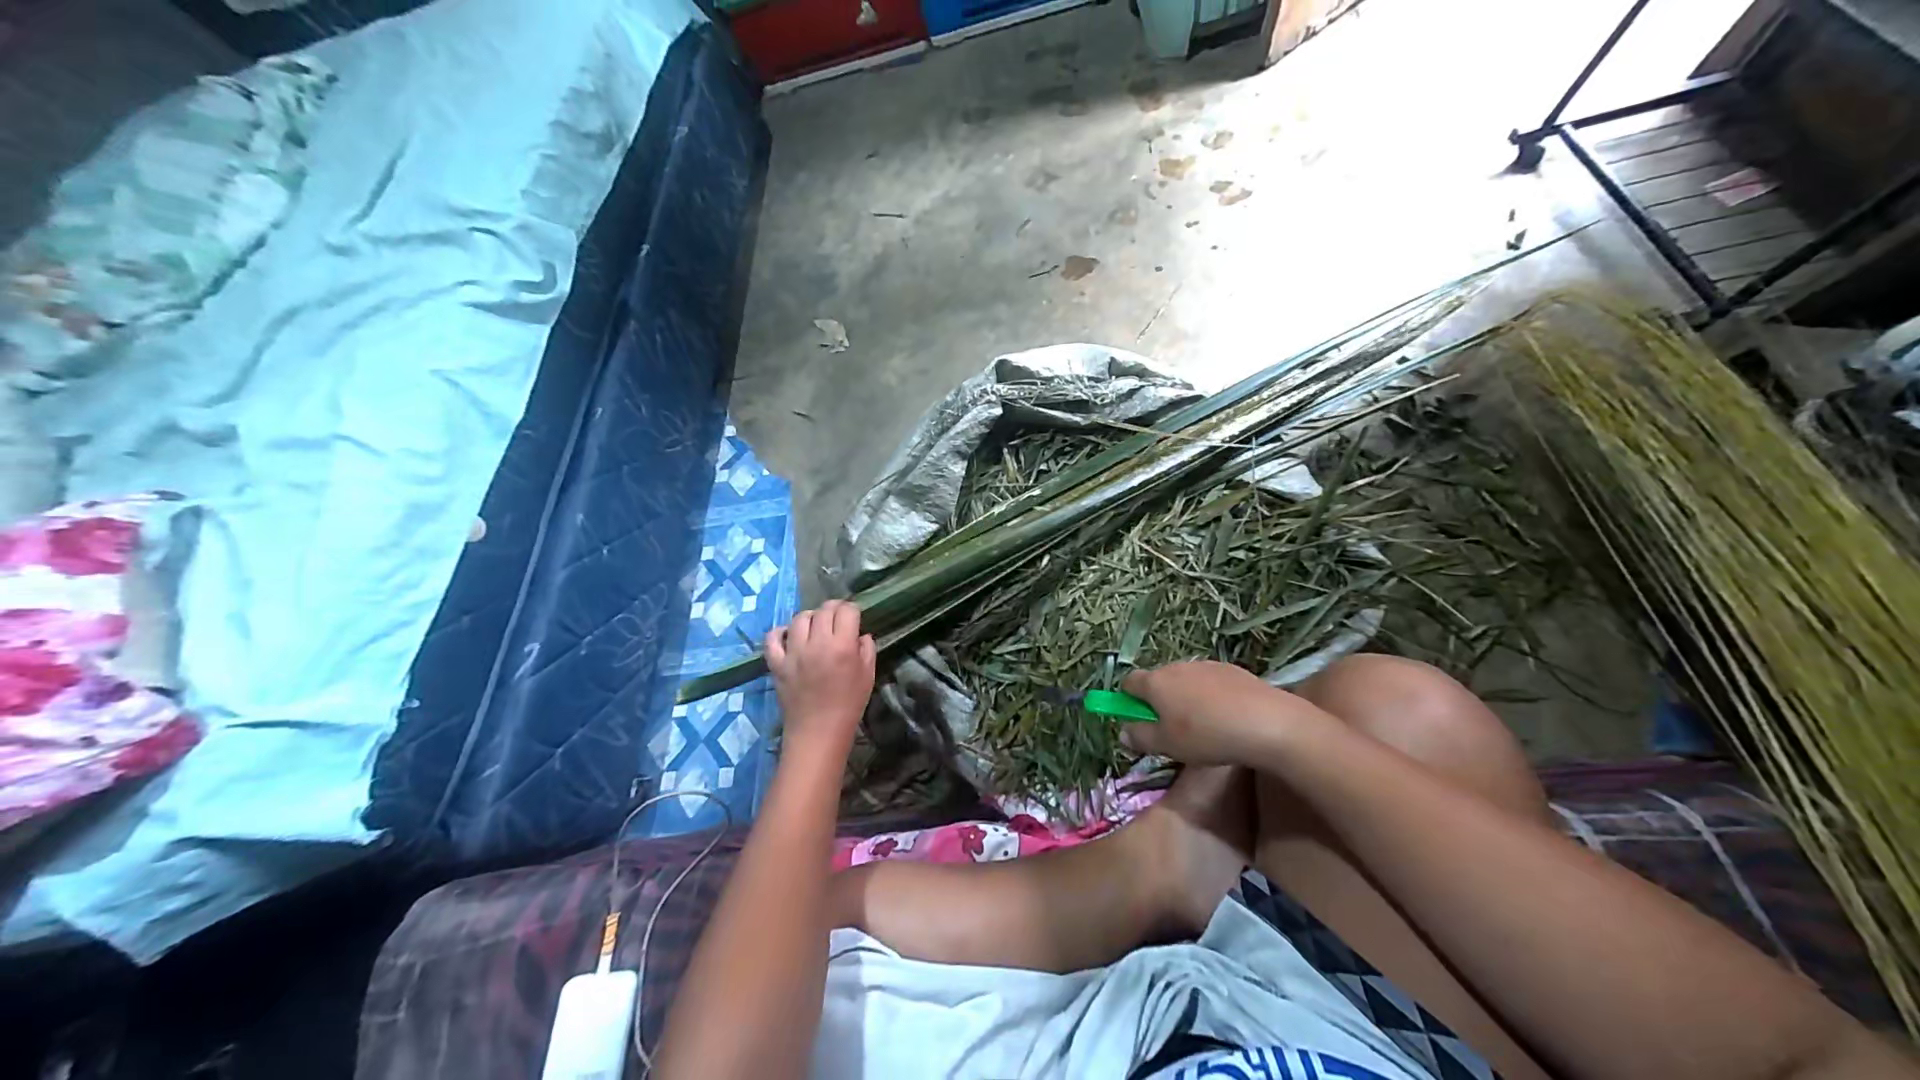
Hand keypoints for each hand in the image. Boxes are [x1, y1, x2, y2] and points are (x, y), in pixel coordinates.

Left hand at [766, 599, 874, 756]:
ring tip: (816, 627)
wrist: (818, 733)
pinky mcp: (777, 663)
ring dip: (810, 617)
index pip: (847, 611)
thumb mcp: (868, 676)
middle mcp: (817, 643)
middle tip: (837, 619)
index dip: (852, 610)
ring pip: (799, 618)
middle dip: (833, 609)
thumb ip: (867, 650)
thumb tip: (860, 634)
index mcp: (843, 646)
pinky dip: (780, 632)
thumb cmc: (849, 705)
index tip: (854, 617)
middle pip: (823, 610)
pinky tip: (789, 636)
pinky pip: (772, 638)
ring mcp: (793, 652)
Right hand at [1120, 660, 1319, 765]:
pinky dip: (1211, 697)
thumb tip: (1124, 730)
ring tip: (1204, 727)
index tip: (1140, 721)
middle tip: (1173, 730)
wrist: (1268, 723)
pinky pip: (1211, 683)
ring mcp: (1206, 665)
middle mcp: (1176, 666)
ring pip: (1186, 681)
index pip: (1129, 683)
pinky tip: (1227, 718)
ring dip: (1186, 698)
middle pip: (1158, 680)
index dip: (1130, 701)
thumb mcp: (1167, 745)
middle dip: (1160, 701)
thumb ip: (1140, 736)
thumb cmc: (1207, 736)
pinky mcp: (1232, 670)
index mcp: (1155, 682)